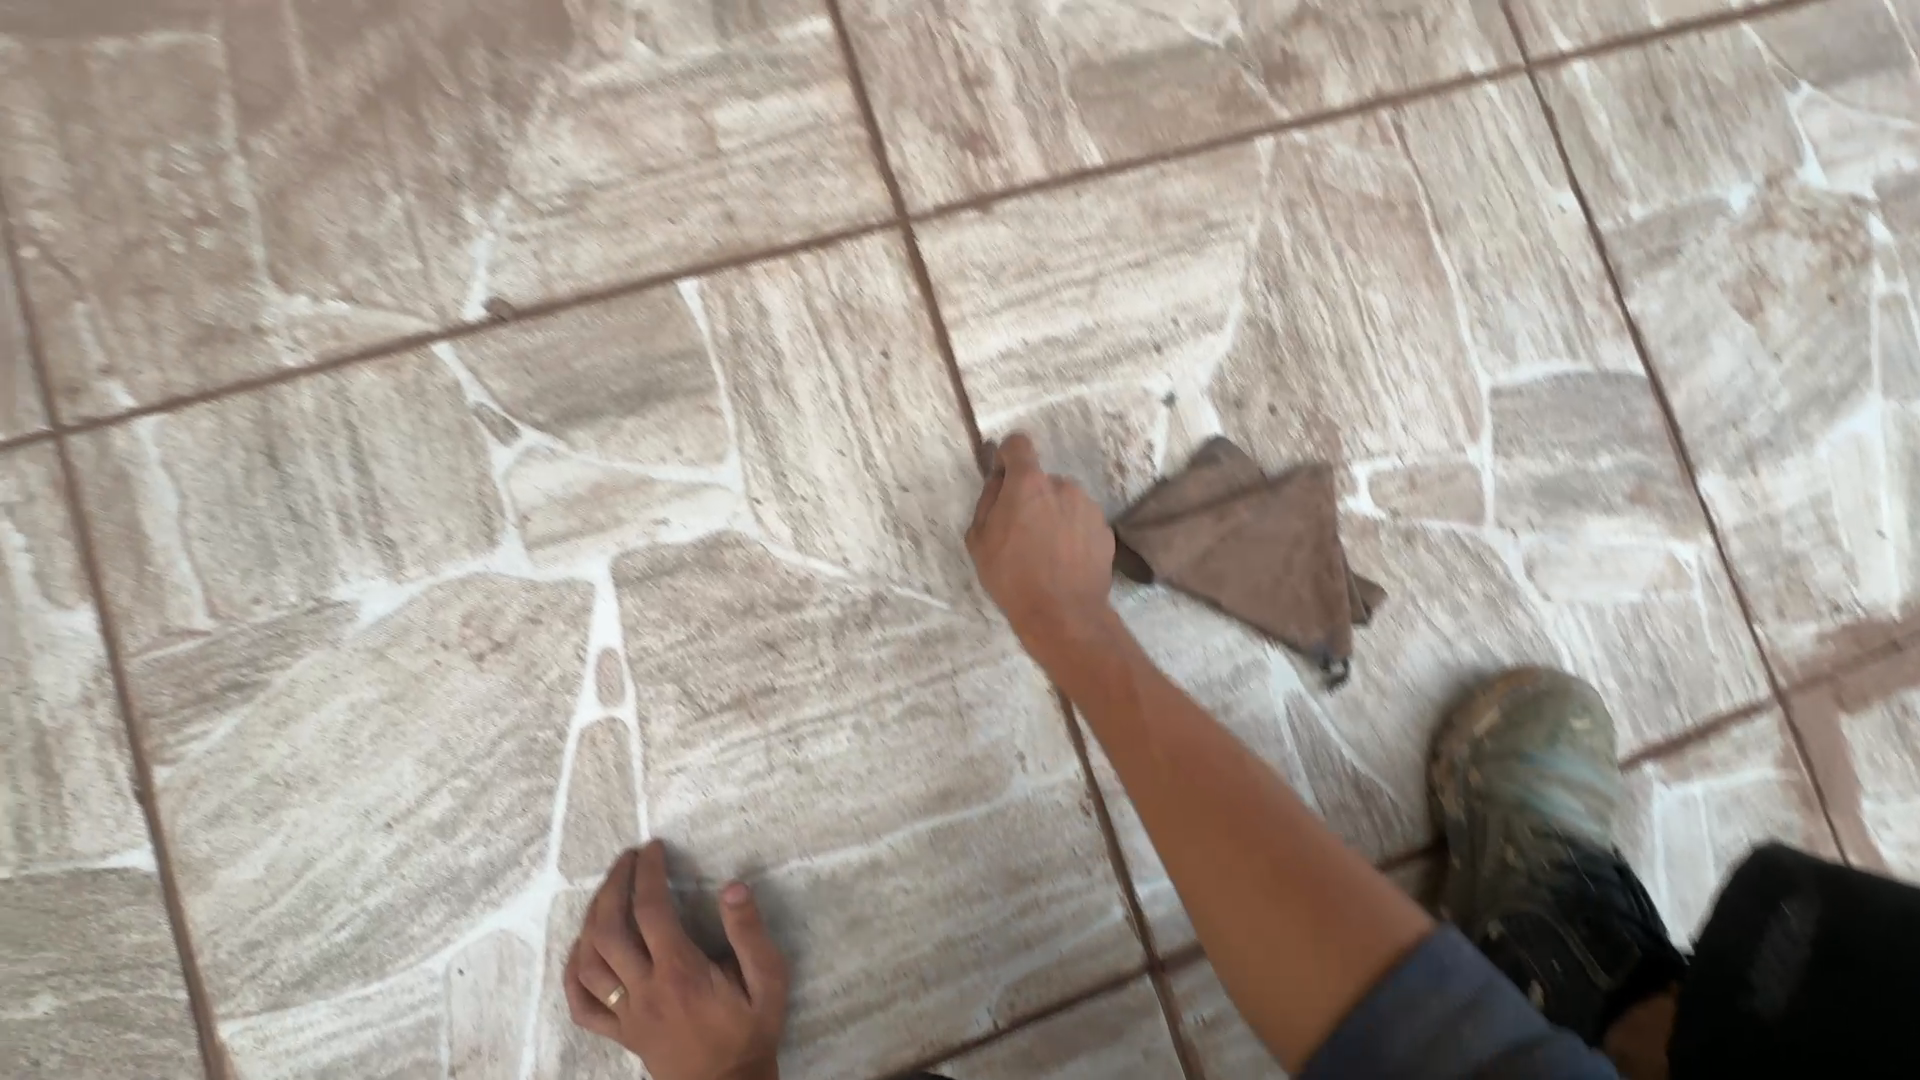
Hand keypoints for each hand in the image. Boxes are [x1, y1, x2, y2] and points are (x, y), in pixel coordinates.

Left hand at [565, 842, 788, 1079]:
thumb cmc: (751, 1029)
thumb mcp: (768, 978)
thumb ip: (749, 933)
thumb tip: (733, 886)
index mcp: (679, 972)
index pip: (651, 910)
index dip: (648, 873)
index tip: (653, 847)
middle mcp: (645, 989)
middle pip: (609, 930)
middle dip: (613, 886)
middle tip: (627, 858)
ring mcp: (627, 1014)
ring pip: (588, 963)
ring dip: (591, 920)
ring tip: (607, 891)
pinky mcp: (621, 1034)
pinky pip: (582, 1005)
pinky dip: (573, 972)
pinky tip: (580, 949)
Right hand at [966, 433, 1117, 654]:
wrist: (1063, 614)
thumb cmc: (1012, 576)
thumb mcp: (979, 540)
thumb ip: (988, 501)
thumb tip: (999, 482)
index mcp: (1029, 483)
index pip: (1019, 444)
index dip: (1008, 456)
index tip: (1003, 478)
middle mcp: (1063, 486)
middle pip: (1042, 480)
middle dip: (1030, 498)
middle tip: (1020, 533)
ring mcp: (1089, 508)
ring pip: (1064, 502)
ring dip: (1053, 516)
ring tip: (1045, 553)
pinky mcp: (1105, 531)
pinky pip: (1081, 523)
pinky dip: (1072, 535)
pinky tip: (1064, 563)